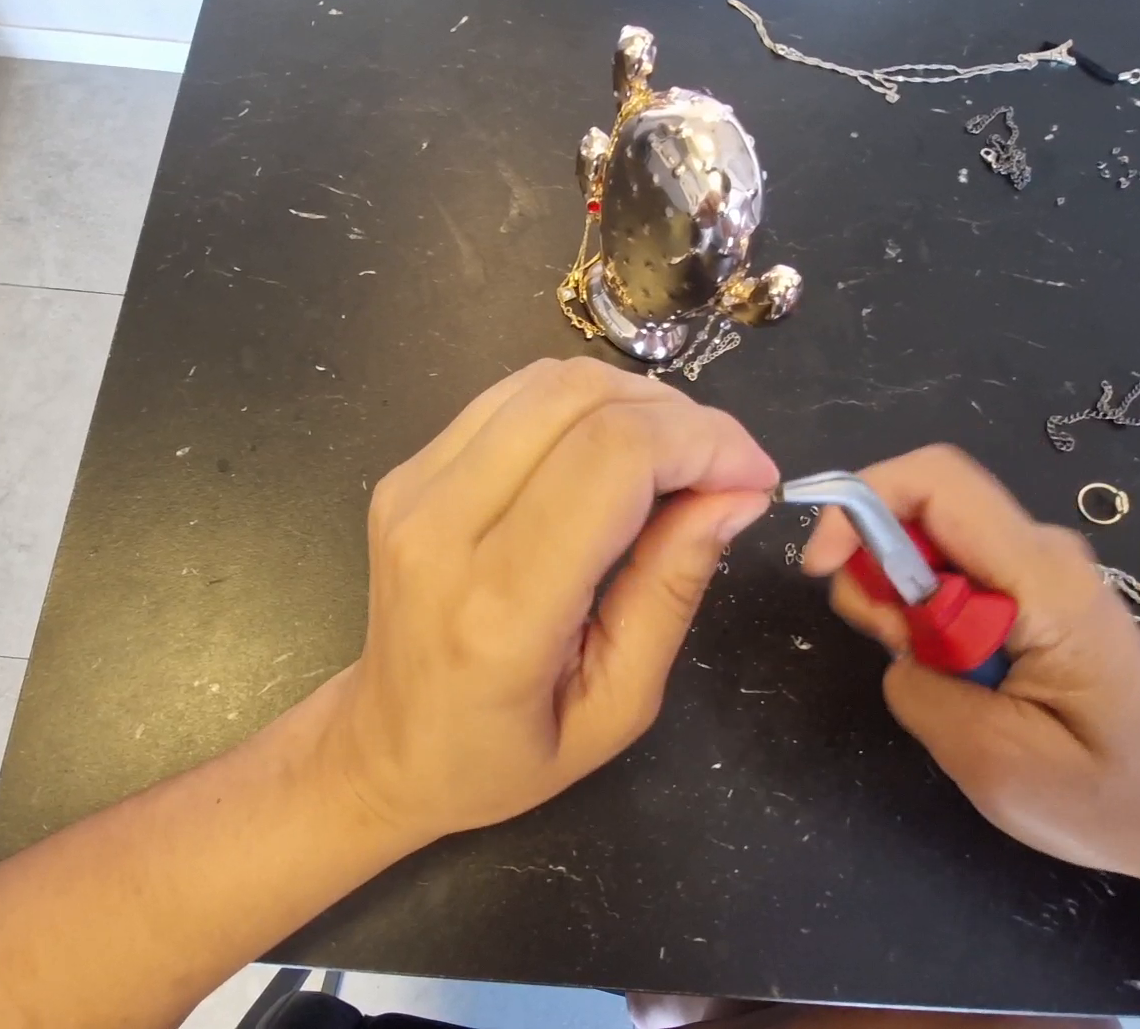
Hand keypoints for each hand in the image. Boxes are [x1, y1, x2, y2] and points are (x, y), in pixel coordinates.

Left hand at [318, 358, 777, 840]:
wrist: (385, 746)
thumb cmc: (502, 757)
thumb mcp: (616, 705)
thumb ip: (673, 589)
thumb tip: (734, 494)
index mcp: (500, 607)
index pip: (612, 461)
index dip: (703, 443)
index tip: (754, 475)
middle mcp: (442, 527)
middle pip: (579, 400)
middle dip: (678, 416)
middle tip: (722, 467)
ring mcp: (413, 489)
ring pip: (545, 382)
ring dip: (631, 401)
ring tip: (672, 459)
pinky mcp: (406, 473)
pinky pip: (509, 399)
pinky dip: (579, 407)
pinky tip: (607, 454)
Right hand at [801, 445, 1139, 880]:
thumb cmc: (1106, 800)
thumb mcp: (993, 762)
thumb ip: (920, 689)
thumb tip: (898, 644)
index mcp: (1047, 584)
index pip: (937, 485)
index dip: (860, 503)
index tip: (820, 568)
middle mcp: (1042, 554)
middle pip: (918, 509)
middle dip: (872, 566)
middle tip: (891, 645)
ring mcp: (1035, 568)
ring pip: (921, 541)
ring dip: (892, 597)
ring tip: (930, 670)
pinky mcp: (1023, 588)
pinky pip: (940, 570)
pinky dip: (913, 610)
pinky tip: (947, 667)